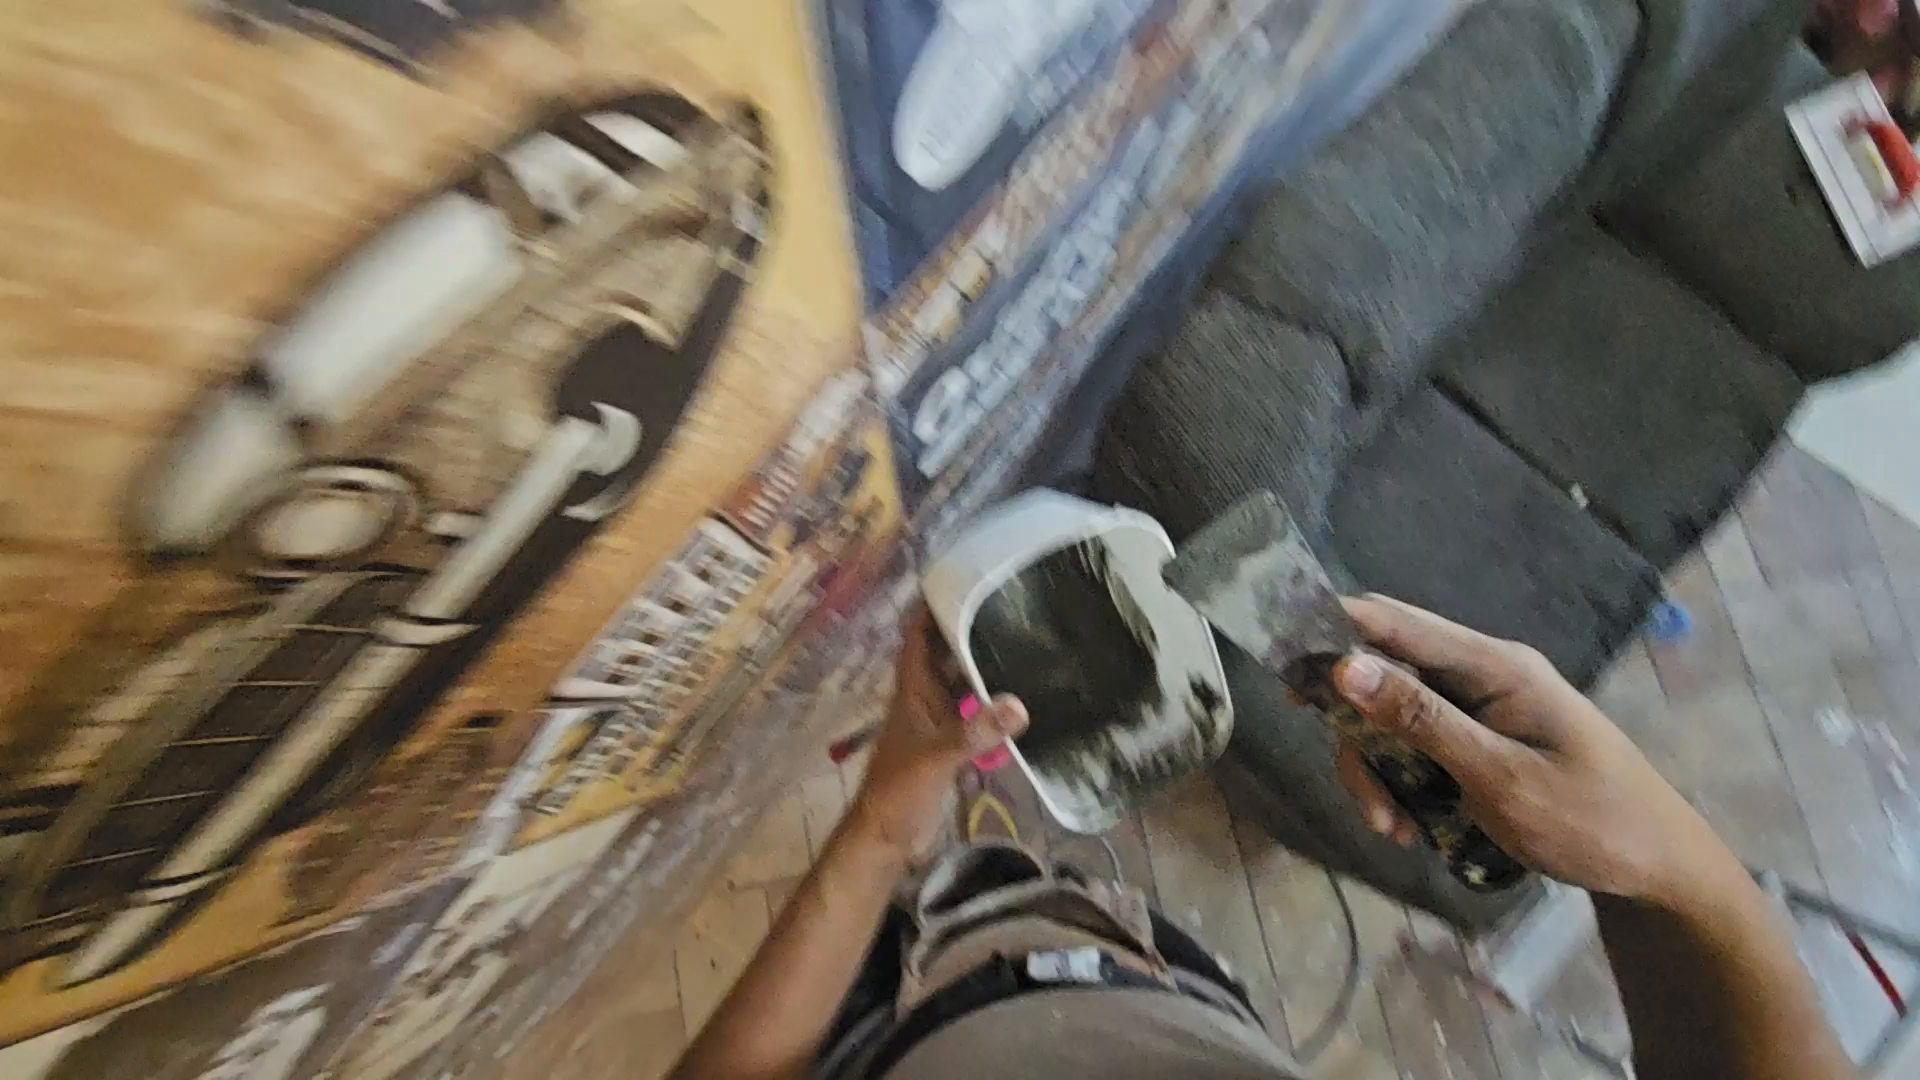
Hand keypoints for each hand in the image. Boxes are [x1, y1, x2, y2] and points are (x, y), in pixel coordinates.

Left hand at [847, 609, 1027, 860]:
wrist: (888, 837)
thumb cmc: (899, 790)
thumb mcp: (936, 757)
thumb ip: (975, 733)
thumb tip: (1020, 705)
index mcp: (913, 689)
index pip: (919, 636)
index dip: (933, 607)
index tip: (962, 579)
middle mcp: (926, 697)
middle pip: (946, 654)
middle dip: (970, 630)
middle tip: (1010, 607)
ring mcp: (939, 721)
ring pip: (963, 683)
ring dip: (985, 666)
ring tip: (1024, 643)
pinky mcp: (953, 745)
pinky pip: (975, 714)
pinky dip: (993, 705)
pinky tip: (1022, 699)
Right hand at [1330, 595, 1740, 907]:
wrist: (1665, 876)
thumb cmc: (1595, 823)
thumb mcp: (1501, 777)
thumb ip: (1420, 719)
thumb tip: (1343, 666)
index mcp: (1491, 665)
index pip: (1391, 621)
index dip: (1330, 628)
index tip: (1282, 659)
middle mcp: (1476, 673)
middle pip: (1380, 672)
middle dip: (1352, 725)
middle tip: (1349, 779)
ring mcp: (1473, 704)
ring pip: (1387, 715)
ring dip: (1373, 766)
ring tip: (1387, 824)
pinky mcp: (1470, 735)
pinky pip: (1409, 743)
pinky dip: (1395, 779)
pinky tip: (1405, 823)